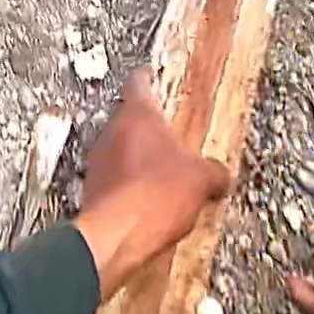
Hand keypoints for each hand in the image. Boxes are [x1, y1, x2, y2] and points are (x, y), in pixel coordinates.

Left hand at [72, 71, 230, 299]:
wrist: (114, 237)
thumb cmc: (157, 194)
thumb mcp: (200, 180)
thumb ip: (214, 172)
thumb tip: (222, 176)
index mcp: (138, 114)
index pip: (138, 81)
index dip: (148, 78)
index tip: (154, 76)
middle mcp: (112, 128)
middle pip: (129, 115)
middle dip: (148, 126)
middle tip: (170, 136)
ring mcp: (98, 157)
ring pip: (119, 145)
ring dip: (136, 154)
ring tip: (160, 172)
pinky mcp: (91, 186)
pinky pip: (112, 174)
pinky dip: (126, 181)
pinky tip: (144, 199)